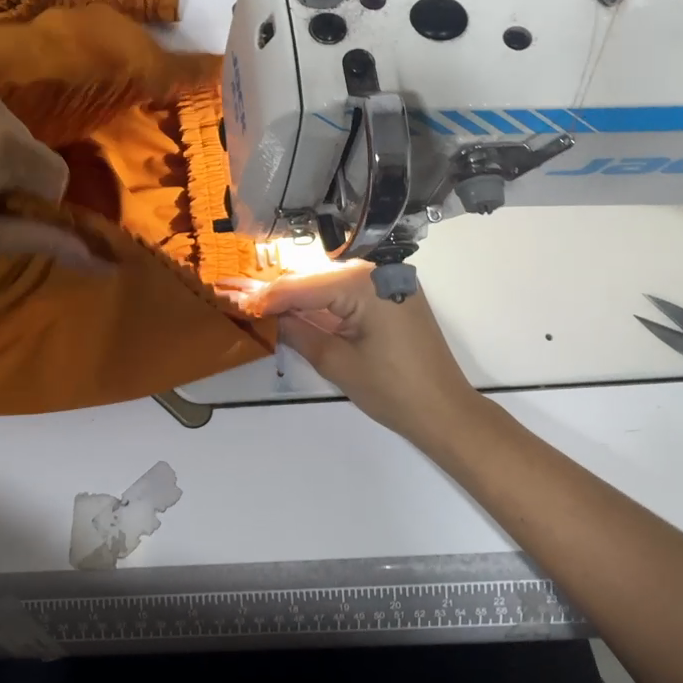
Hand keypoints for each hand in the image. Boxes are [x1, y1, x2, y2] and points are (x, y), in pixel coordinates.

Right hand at [257, 266, 478, 437]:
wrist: (446, 412)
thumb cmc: (393, 391)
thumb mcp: (336, 363)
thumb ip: (298, 332)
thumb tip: (267, 316)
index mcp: (364, 282)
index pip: (302, 286)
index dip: (267, 298)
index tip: (236, 305)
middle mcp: (377, 271)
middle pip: (315, 278)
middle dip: (279, 293)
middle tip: (242, 301)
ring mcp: (389, 280)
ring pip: (329, 284)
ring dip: (298, 297)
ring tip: (261, 306)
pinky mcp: (393, 295)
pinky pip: (348, 292)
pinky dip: (323, 304)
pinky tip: (296, 311)